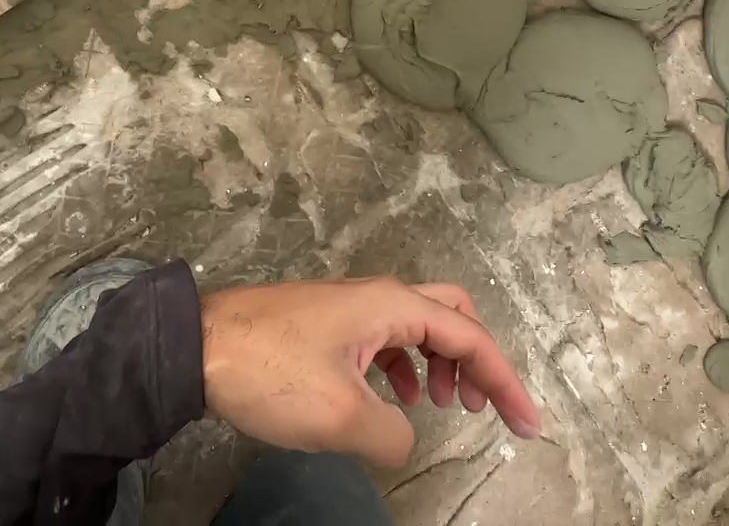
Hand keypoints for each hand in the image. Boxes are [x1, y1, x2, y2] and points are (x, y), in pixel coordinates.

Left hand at [200, 276, 542, 468]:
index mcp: (392, 304)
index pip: (468, 335)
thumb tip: (404, 434)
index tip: (527, 425)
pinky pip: (387, 337)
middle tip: (480, 407)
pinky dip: (406, 365)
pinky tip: (396, 397)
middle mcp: (379, 295)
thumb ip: (394, 433)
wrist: (200, 345)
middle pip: (450, 315)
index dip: (503, 381)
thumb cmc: (273, 371)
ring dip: (440, 362)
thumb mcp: (342, 416)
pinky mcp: (330, 322)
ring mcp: (352, 305)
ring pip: (418, 325)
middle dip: (475, 359)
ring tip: (441, 405)